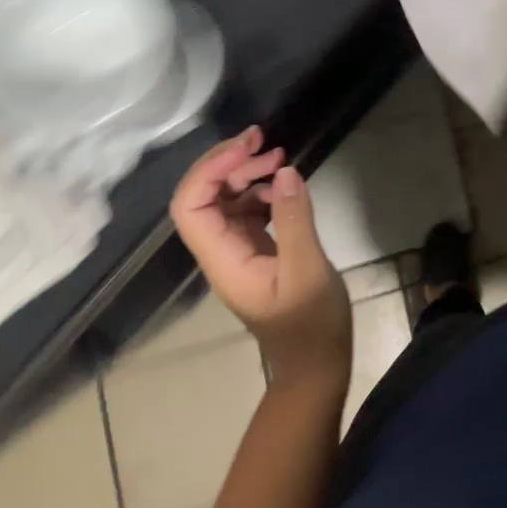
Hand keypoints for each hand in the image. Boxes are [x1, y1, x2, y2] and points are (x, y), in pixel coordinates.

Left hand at [170, 128, 350, 390]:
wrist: (315, 365)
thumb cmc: (311, 325)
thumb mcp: (308, 271)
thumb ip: (294, 220)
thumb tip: (284, 172)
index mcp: (222, 260)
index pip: (191, 206)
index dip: (211, 169)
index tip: (249, 147)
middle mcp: (221, 252)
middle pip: (203, 197)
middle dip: (228, 163)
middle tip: (267, 142)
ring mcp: (238, 251)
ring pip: (225, 200)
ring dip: (246, 172)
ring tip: (281, 157)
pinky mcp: (257, 252)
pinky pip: (247, 211)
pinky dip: (262, 190)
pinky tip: (285, 184)